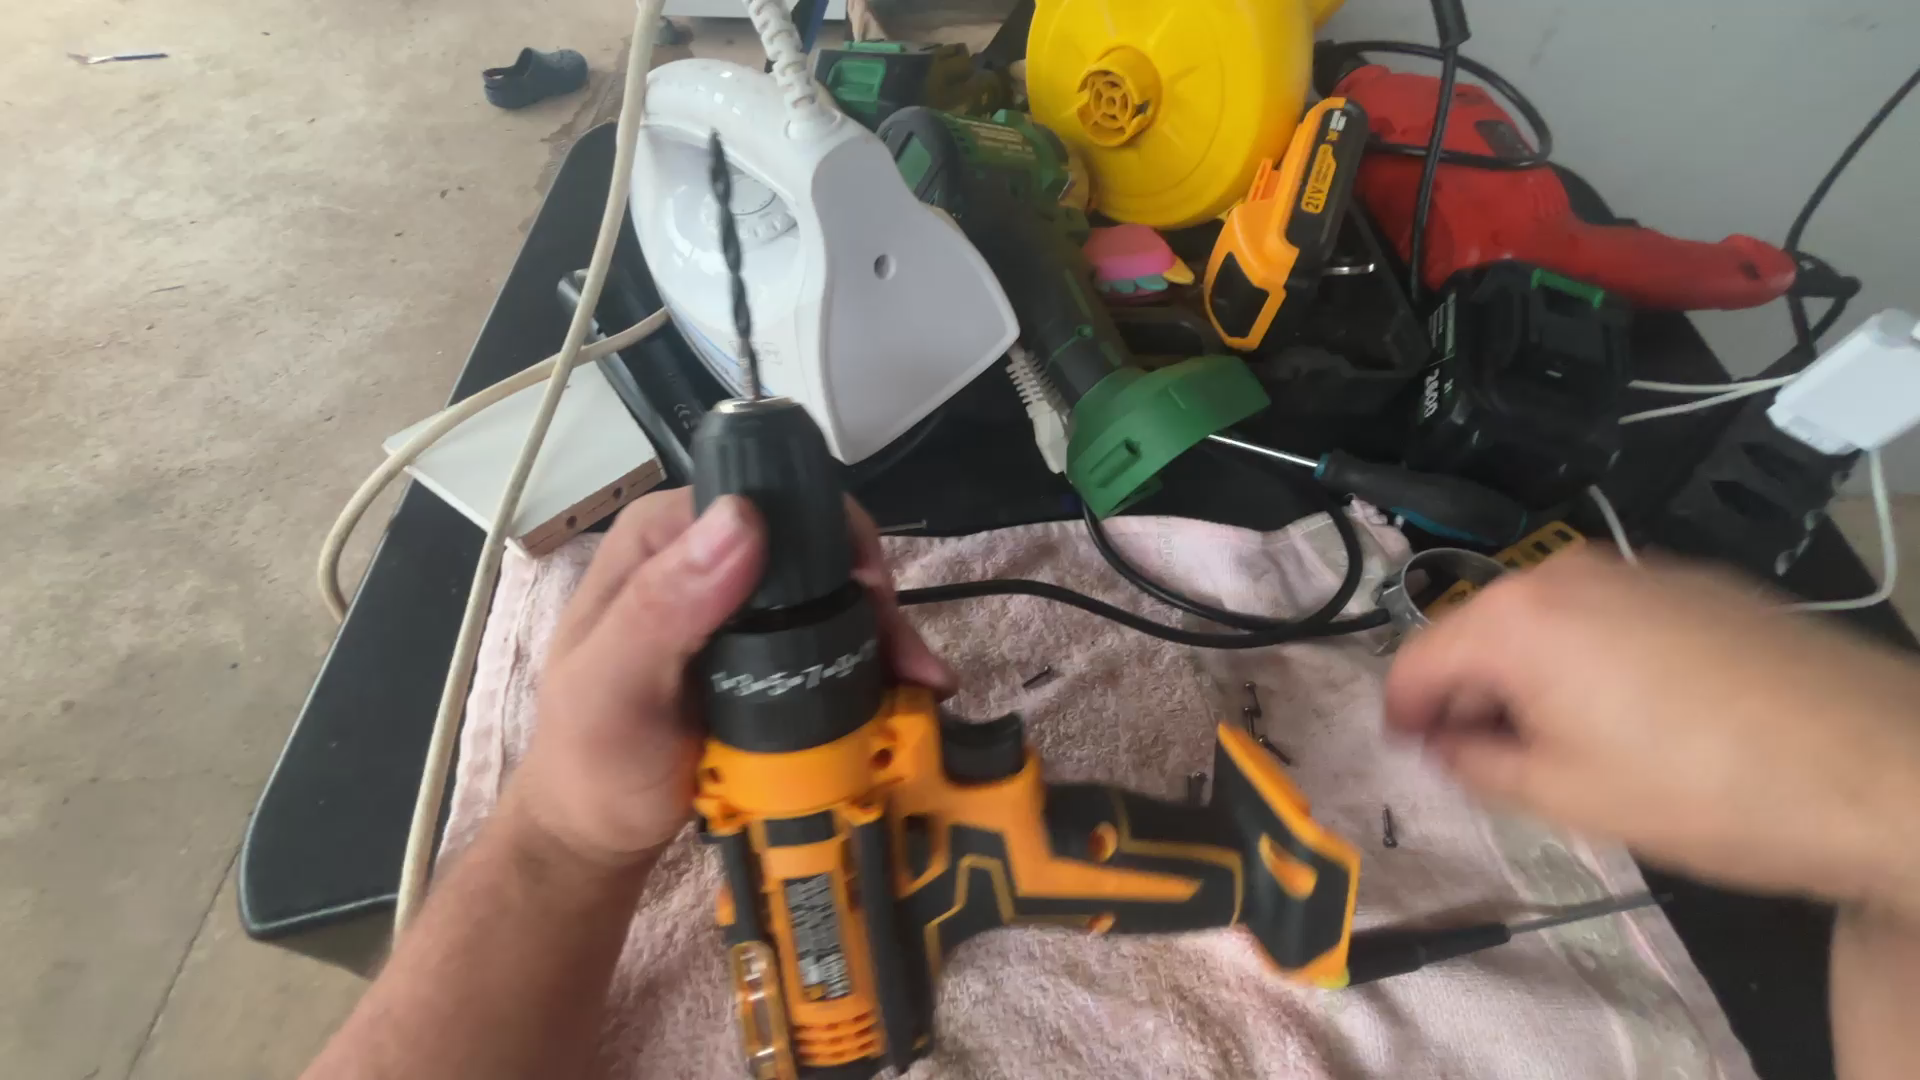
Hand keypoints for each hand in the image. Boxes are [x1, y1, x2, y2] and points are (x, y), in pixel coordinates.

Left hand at [504, 489, 953, 871]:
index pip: (764, 500)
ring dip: (884, 629)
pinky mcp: (769, 646)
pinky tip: (907, 689)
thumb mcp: (612, 687)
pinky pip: (834, 633)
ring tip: (920, 680)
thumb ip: (661, 607)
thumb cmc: (595, 761)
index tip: (868, 589)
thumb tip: (742, 517)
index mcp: (664, 537)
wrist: (605, 828)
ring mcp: (744, 602)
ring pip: (835, 589)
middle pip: (815, 545)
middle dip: (871, 592)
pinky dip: (874, 657)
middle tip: (903, 652)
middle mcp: (709, 554)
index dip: (828, 535)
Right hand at [1384, 548, 1919, 917]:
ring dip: (1523, 674)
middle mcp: (1556, 576)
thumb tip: (1442, 745)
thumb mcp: (1564, 796)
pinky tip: (1629, 708)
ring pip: (1534, 621)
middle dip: (1466, 693)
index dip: (1400, 710)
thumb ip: (1470, 765)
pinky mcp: (1689, 581)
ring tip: (1560, 736)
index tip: (1408, 746)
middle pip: (1472, 634)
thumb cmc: (1713, 790)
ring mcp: (1628, 570)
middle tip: (1484, 753)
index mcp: (1512, 621)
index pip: (1414, 661)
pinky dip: (1582, 654)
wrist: (1908, 772)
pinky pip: (1598, 613)